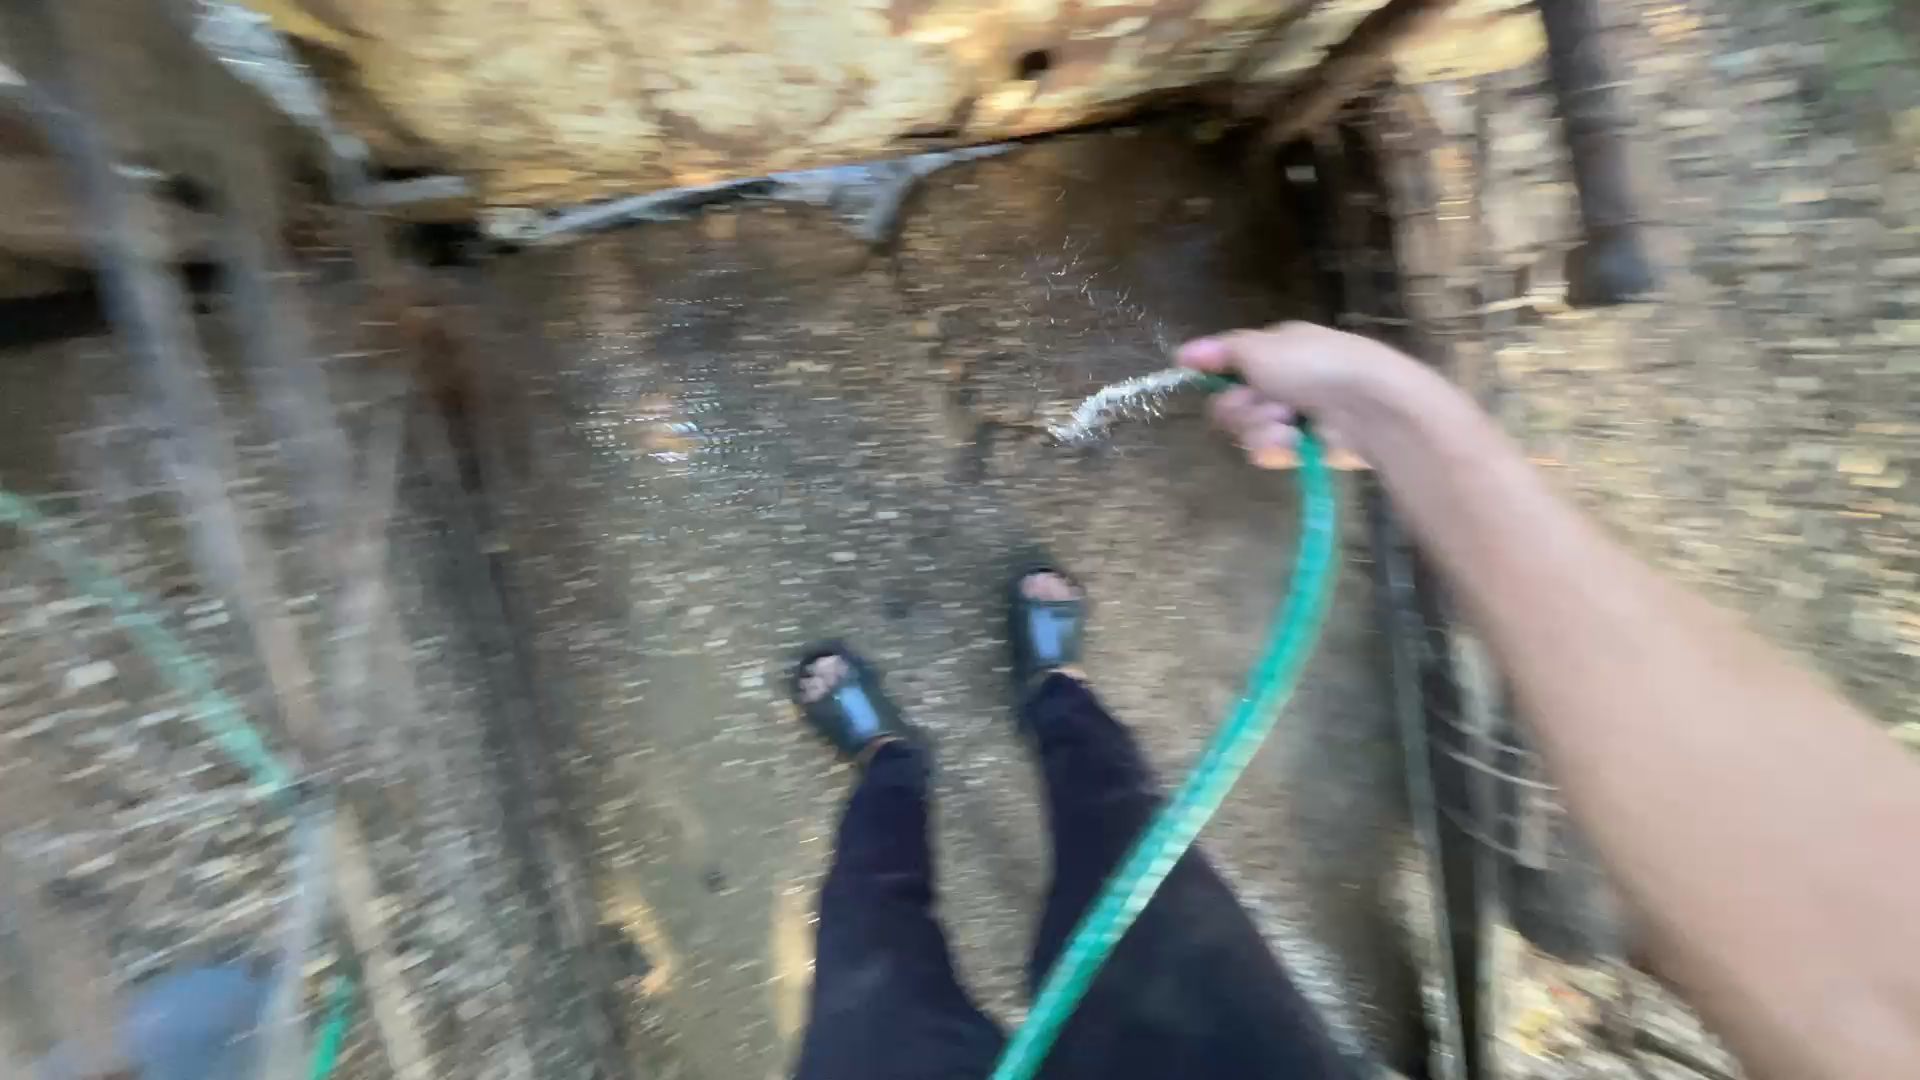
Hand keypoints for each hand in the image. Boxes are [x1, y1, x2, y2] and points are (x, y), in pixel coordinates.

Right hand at [1176, 321, 1438, 469]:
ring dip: (1260, 426)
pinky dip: (1275, 446)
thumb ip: (1218, 352)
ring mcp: (1286, 417)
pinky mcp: (1295, 449)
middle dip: (1241, 406)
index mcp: (1271, 353)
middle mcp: (1276, 383)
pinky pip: (1262, 452)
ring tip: (1289, 421)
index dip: (1216, 376)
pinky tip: (1295, 441)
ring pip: (1242, 430)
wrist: (1367, 405)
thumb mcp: (1261, 347)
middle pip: (1227, 404)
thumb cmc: (1315, 365)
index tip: (1208, 376)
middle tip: (1264, 400)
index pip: (1224, 368)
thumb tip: (1180, 353)